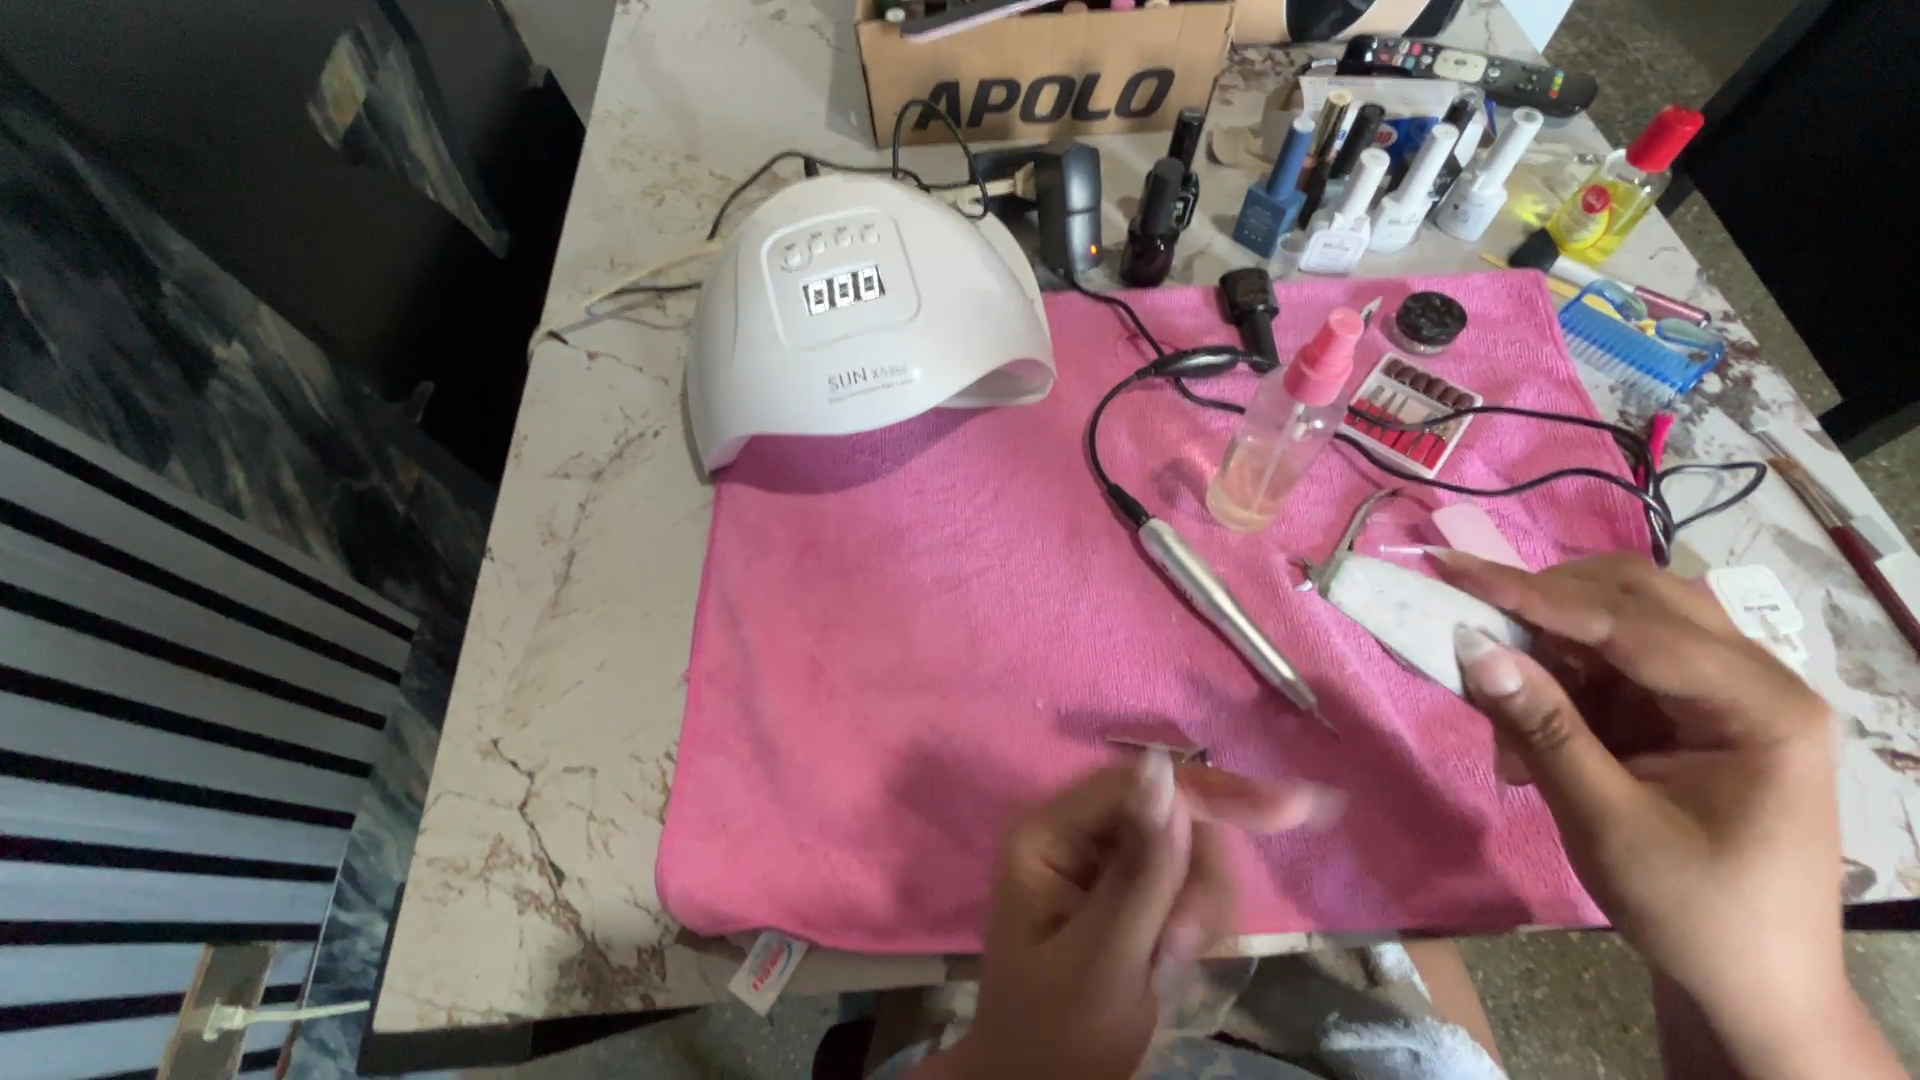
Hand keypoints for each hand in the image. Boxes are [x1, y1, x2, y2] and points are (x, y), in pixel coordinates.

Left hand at [938, 754, 1337, 1079]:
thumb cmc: (1059, 1037)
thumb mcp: (1105, 960)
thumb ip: (1141, 869)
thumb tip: (1162, 766)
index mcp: (1047, 835)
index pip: (1136, 783)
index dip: (1212, 791)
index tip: (1292, 810)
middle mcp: (1073, 832)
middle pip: (1171, 811)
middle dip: (1200, 875)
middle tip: (1188, 946)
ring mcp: (1099, 859)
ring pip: (1189, 844)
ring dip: (1202, 903)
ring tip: (1173, 961)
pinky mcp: (1127, 887)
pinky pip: (1187, 878)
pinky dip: (1199, 916)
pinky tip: (1174, 958)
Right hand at [1440, 552, 1895, 1074]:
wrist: (1750, 981)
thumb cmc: (1693, 908)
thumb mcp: (1607, 822)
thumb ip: (1542, 729)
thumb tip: (1473, 648)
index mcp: (1761, 707)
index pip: (1633, 624)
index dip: (1537, 596)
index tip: (1456, 573)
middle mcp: (1751, 679)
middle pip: (1635, 598)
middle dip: (1545, 602)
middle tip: (1469, 621)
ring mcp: (1719, 691)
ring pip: (1616, 622)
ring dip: (1545, 647)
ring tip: (1501, 704)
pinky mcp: (1684, 709)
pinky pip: (1606, 664)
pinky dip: (1555, 682)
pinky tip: (1526, 731)